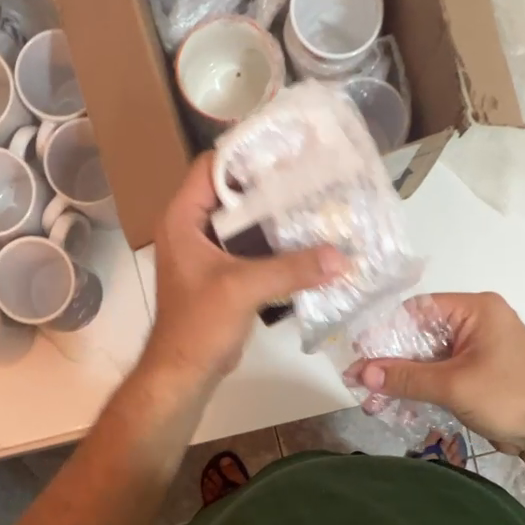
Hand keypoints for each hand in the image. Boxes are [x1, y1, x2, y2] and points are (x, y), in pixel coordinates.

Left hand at [141, 155, 343, 387]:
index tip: (287, 151)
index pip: (212, 167)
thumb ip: (291, 269)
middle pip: (233, 193)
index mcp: (182, 219)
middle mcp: (191, 229)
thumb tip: (342, 258)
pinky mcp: (222, 276)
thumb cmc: (199, 325)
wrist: (184, 373)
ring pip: (245, 223)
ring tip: (316, 203)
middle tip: (311, 176)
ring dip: (276, 218)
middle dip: (271, 186)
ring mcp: (207, 254)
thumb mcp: (243, 289)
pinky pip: (251, 250)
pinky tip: (307, 243)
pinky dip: (275, 246)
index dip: (246, 155)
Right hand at [346, 293, 524, 453]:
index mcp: (476, 310)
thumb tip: (360, 373)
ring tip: (373, 400)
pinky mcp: (478, 372)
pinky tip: (396, 405)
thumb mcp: (452, 386)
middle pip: (420, 334)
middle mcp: (477, 322)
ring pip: (428, 357)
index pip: (417, 310)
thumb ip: (405, 377)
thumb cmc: (509, 398)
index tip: (360, 357)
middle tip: (360, 382)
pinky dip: (420, 387)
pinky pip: (441, 373)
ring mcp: (478, 348)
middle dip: (391, 361)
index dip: (386, 332)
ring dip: (403, 378)